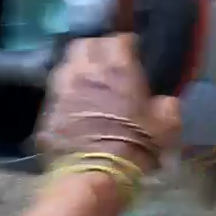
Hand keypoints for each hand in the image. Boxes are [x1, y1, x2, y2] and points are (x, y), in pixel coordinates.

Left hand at [35, 34, 179, 172]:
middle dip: (99, 47)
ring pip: (68, 62)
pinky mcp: (48, 108)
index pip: (119, 39)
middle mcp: (86, 70)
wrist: (93, 175)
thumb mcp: (167, 126)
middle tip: (110, 60)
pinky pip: (58, 88)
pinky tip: (79, 101)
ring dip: (80, 65)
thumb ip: (167, 105)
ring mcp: (62, 88)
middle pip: (87, 43)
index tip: (136, 52)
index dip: (129, 44)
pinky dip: (70, 89)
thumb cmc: (135, 147)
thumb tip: (164, 101)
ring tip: (92, 78)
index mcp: (118, 69)